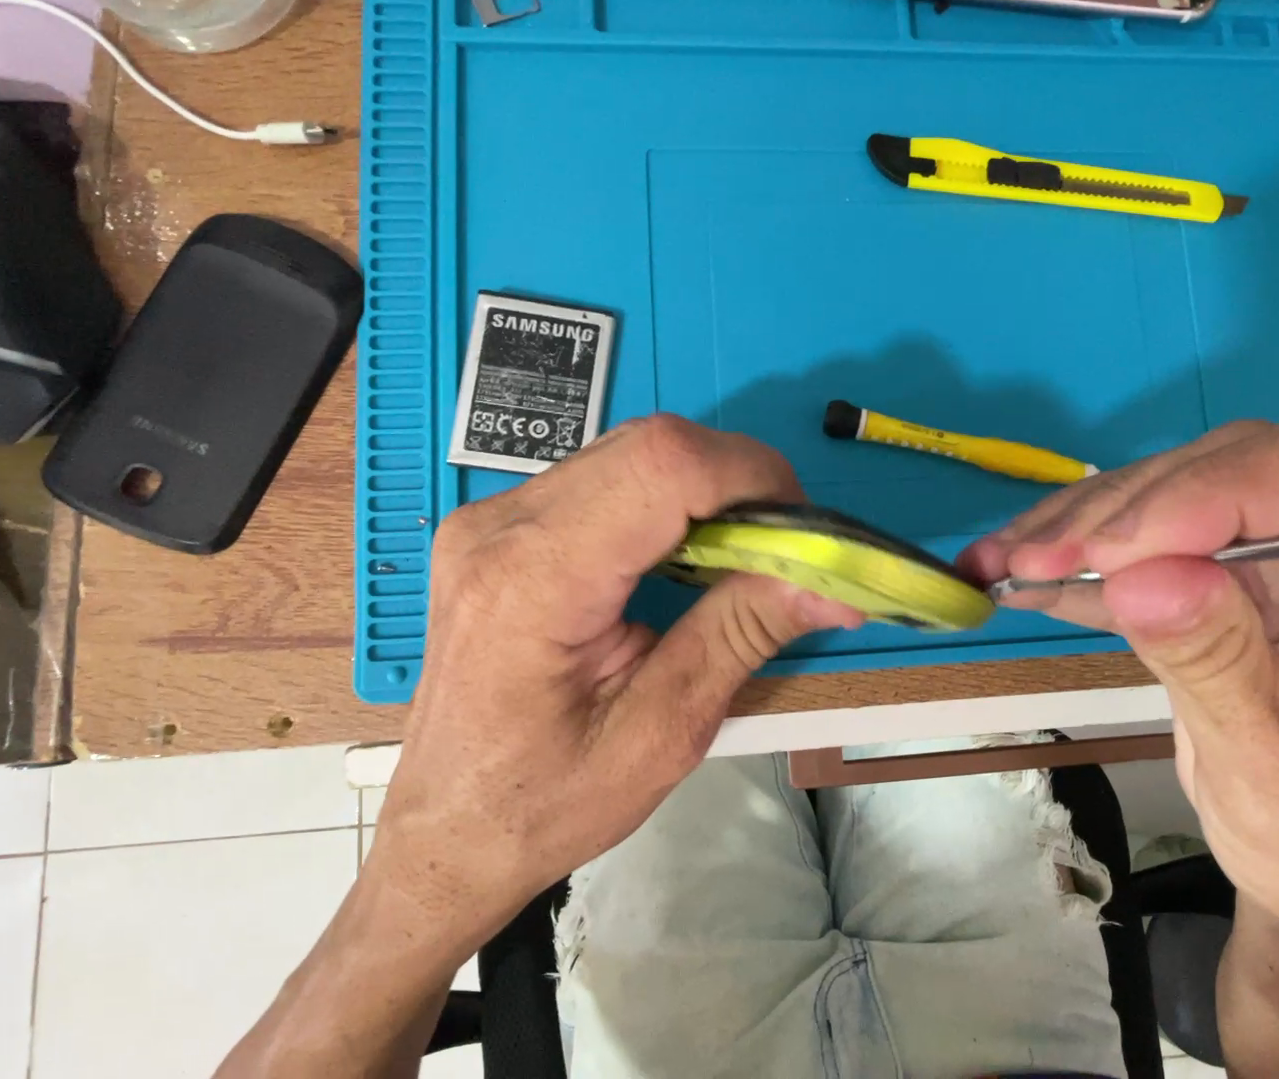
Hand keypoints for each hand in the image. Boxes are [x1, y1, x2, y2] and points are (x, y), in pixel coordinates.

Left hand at [370, 415, 861, 957]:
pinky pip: (605, 481)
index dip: (753, 476)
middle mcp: (500, 526)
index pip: (662, 465)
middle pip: (651, 446)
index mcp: (534, 577)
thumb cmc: (545, 803)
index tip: (803, 534)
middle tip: (781, 553)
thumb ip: (742, 634)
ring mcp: (492, 520)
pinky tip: (685, 562)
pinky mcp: (500, 528)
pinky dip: (668, 506)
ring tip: (738, 564)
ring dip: (706, 494)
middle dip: (739, 485)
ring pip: (631, 455)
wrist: (448, 832)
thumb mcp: (662, 732)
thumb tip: (830, 581)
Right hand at [961, 399, 1278, 997]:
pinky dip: (1088, 554)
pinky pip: (1163, 539)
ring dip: (1093, 523)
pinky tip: (1017, 569)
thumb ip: (1220, 670)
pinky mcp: (1250, 573)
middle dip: (1140, 507)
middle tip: (1041, 560)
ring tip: (1010, 565)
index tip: (1120, 548)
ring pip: (1193, 487)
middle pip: (1258, 462)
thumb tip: (1138, 576)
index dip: (1231, 485)